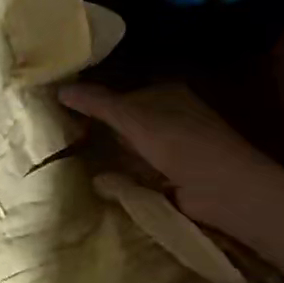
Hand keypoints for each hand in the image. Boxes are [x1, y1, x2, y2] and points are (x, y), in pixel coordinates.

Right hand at [59, 83, 283, 244]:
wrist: (228, 194)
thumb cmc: (183, 145)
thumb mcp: (134, 119)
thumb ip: (97, 103)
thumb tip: (57, 89)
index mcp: (164, 91)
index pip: (118, 88)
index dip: (91, 95)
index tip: (58, 103)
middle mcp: (168, 113)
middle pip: (121, 115)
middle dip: (95, 123)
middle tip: (55, 127)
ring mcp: (170, 144)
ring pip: (126, 141)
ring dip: (104, 148)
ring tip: (65, 151)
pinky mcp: (169, 172)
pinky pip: (133, 165)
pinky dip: (117, 169)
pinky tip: (91, 172)